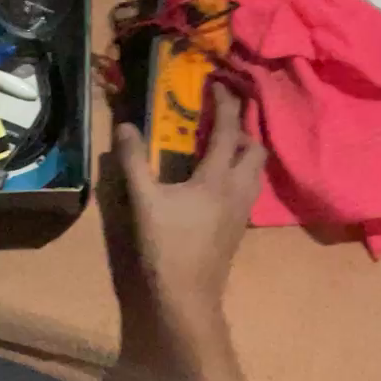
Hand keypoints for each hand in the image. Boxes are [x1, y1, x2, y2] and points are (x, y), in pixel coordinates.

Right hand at [112, 85, 265, 350]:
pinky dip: (239, 177)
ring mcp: (242, 212)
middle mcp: (238, 190)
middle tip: (221, 122)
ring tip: (221, 149)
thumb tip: (125, 126)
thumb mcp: (143, 201)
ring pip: (256, 172)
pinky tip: (217, 186)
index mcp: (218, 178)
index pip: (228, 130)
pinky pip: (248, 191)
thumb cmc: (167, 246)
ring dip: (244, 154)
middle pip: (255, 150)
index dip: (225, 103)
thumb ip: (134, 162)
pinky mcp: (238, 230)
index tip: (218, 84)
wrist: (188, 295)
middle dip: (243, 130)